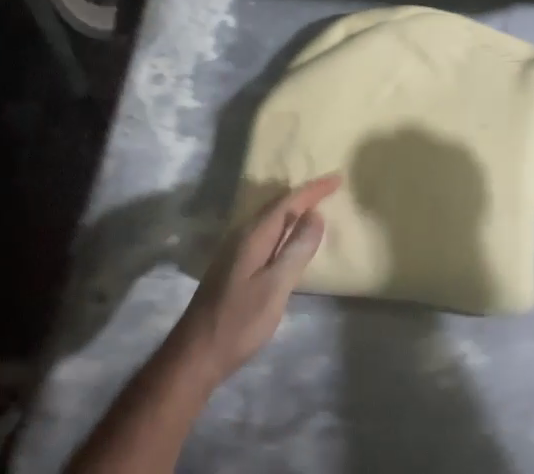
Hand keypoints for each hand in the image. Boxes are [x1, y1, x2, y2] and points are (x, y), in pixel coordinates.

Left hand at [176, 173, 341, 382]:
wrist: (195, 356)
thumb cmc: (239, 322)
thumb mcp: (275, 287)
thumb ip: (296, 250)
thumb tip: (316, 215)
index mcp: (253, 237)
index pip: (287, 202)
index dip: (313, 189)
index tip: (338, 178)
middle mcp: (241, 237)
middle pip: (276, 206)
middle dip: (303, 195)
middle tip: (330, 189)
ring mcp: (234, 252)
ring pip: (269, 220)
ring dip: (293, 210)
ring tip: (316, 207)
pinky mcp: (233, 268)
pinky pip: (264, 234)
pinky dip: (283, 227)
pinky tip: (289, 238)